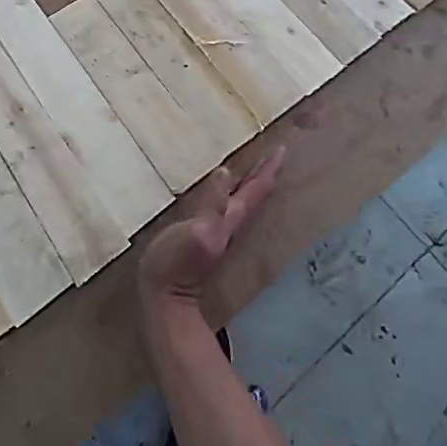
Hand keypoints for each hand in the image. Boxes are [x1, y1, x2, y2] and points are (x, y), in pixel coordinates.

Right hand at [139, 146, 285, 308]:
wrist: (164, 296)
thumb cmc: (177, 264)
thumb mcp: (196, 232)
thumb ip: (212, 205)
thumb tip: (226, 172)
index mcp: (230, 219)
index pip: (255, 191)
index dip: (268, 171)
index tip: (282, 149)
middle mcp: (229, 223)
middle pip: (253, 194)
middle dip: (263, 172)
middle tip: (273, 151)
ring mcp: (217, 230)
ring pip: (241, 199)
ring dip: (249, 181)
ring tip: (252, 163)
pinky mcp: (202, 234)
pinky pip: (222, 204)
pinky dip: (227, 190)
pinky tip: (221, 186)